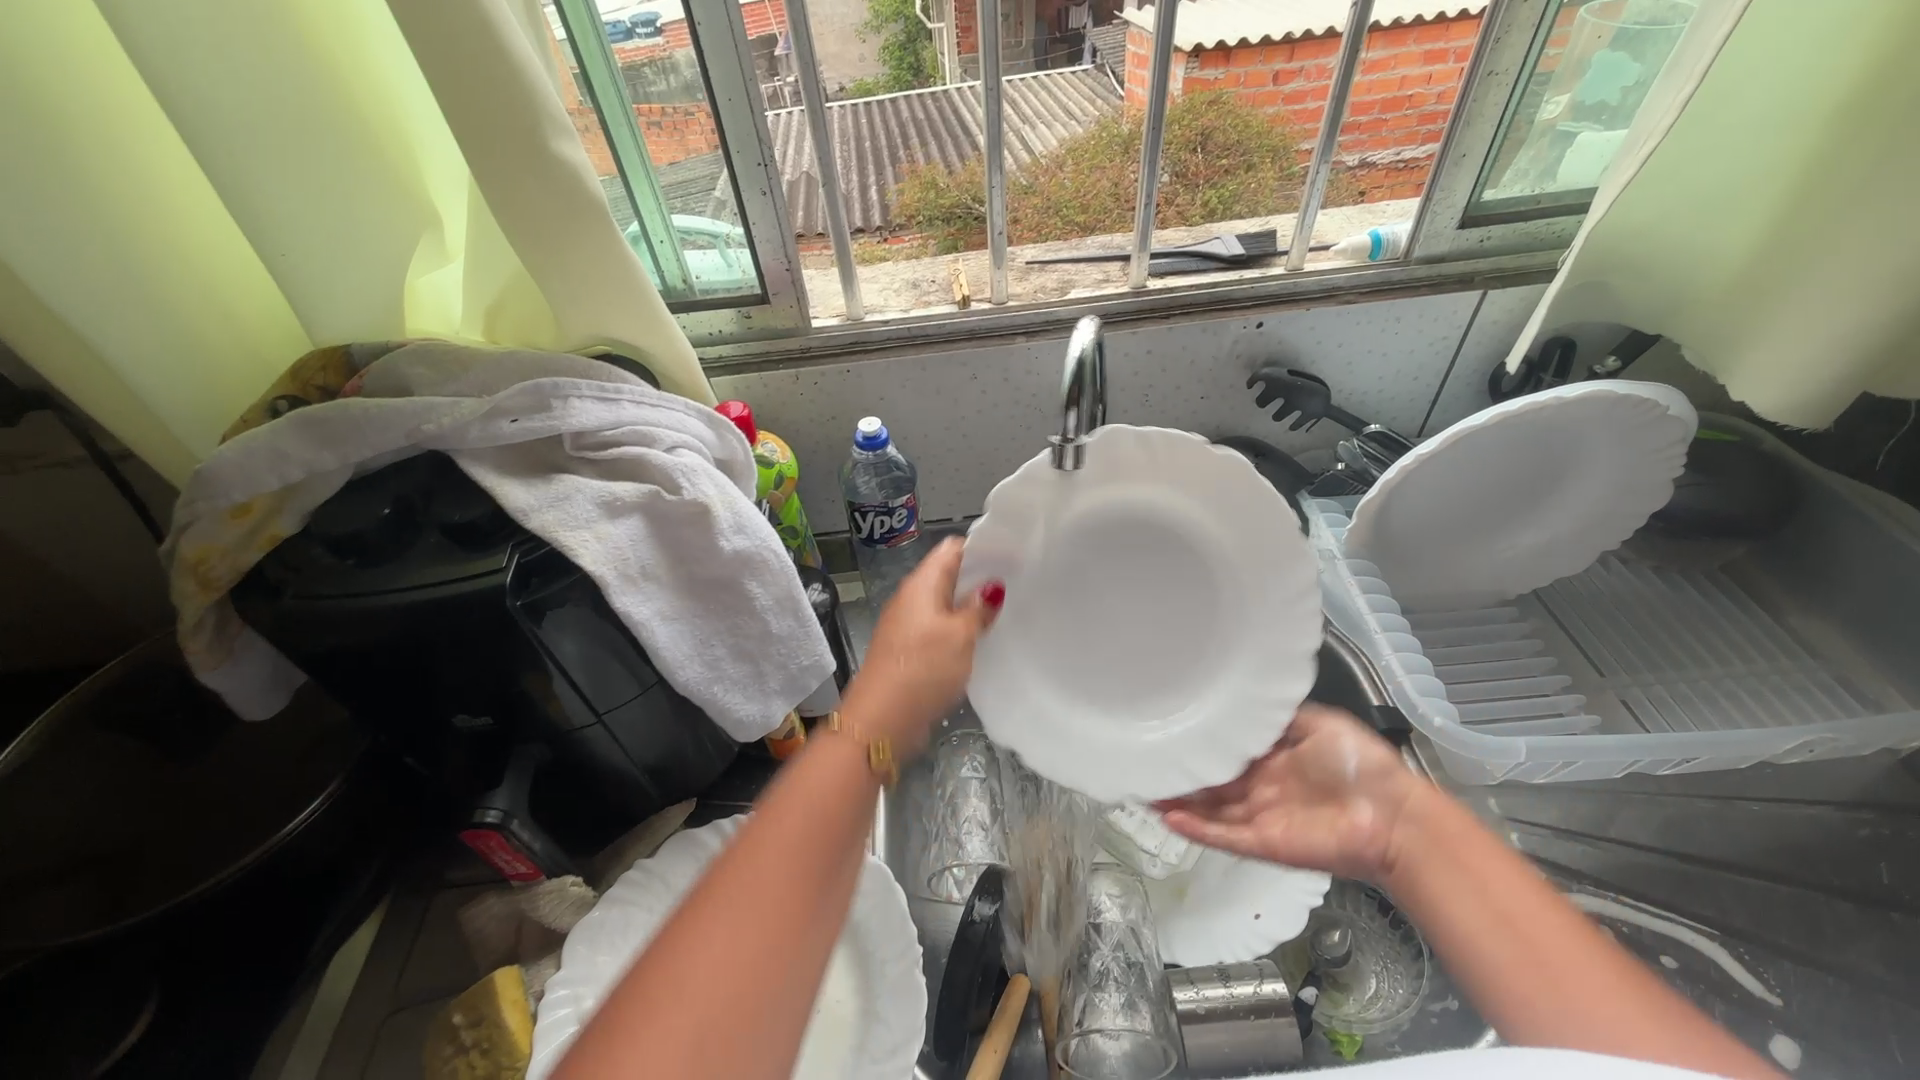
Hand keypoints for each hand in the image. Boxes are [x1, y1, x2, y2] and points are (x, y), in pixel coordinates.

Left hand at [840, 537, 1003, 754]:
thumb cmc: (921, 669)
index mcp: (921, 585)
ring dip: (973, 609)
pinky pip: (941, 631)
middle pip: (950, 576)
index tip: (1015, 557)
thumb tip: (992, 587)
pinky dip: (962, 633)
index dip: (983, 548)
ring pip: (947, 606)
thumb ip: (978, 609)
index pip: (952, 549)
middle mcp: (913, 600)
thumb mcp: (959, 636)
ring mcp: (910, 627)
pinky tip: (984, 644)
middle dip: (982, 579)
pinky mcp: (911, 652)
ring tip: (1010, 613)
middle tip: (1021, 586)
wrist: (881, 720)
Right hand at [1156, 705, 1431, 882]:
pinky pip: (1222, 836)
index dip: (1199, 745)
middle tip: (1144, 761)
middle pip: (1211, 784)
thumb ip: (1279, 718)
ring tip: (1142, 789)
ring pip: (1209, 811)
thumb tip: (1243, 705)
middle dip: (1180, 776)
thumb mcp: (1319, 724)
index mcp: (1273, 760)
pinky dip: (1196, 829)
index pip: (1227, 753)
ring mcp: (1259, 818)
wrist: (1393, 816)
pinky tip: (1167, 816)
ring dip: (1177, 802)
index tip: (1169, 731)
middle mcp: (1261, 788)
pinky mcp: (1263, 844)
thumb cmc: (1360, 765)